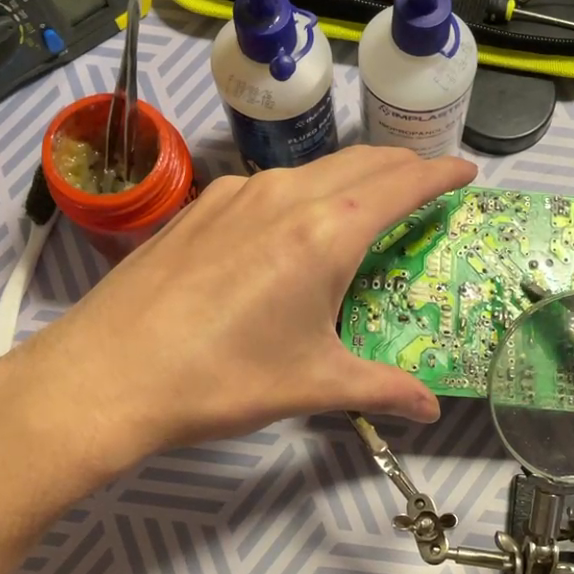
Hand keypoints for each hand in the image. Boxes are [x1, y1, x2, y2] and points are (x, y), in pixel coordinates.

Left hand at [0, 147, 476, 499]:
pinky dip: (305, 192)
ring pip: (313, 169)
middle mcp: (284, 197)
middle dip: (403, 168)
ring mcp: (234, 195)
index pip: (401, 182)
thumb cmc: (221, 380)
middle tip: (427, 187)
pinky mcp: (199, 208)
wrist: (107, 375)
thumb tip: (431, 410)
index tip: (466, 171)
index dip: (441, 173)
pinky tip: (294, 227)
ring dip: (352, 177)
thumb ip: (383, 389)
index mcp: (325, 233)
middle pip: (361, 162)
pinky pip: (270, 185)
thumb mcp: (313, 386)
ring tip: (368, 205)